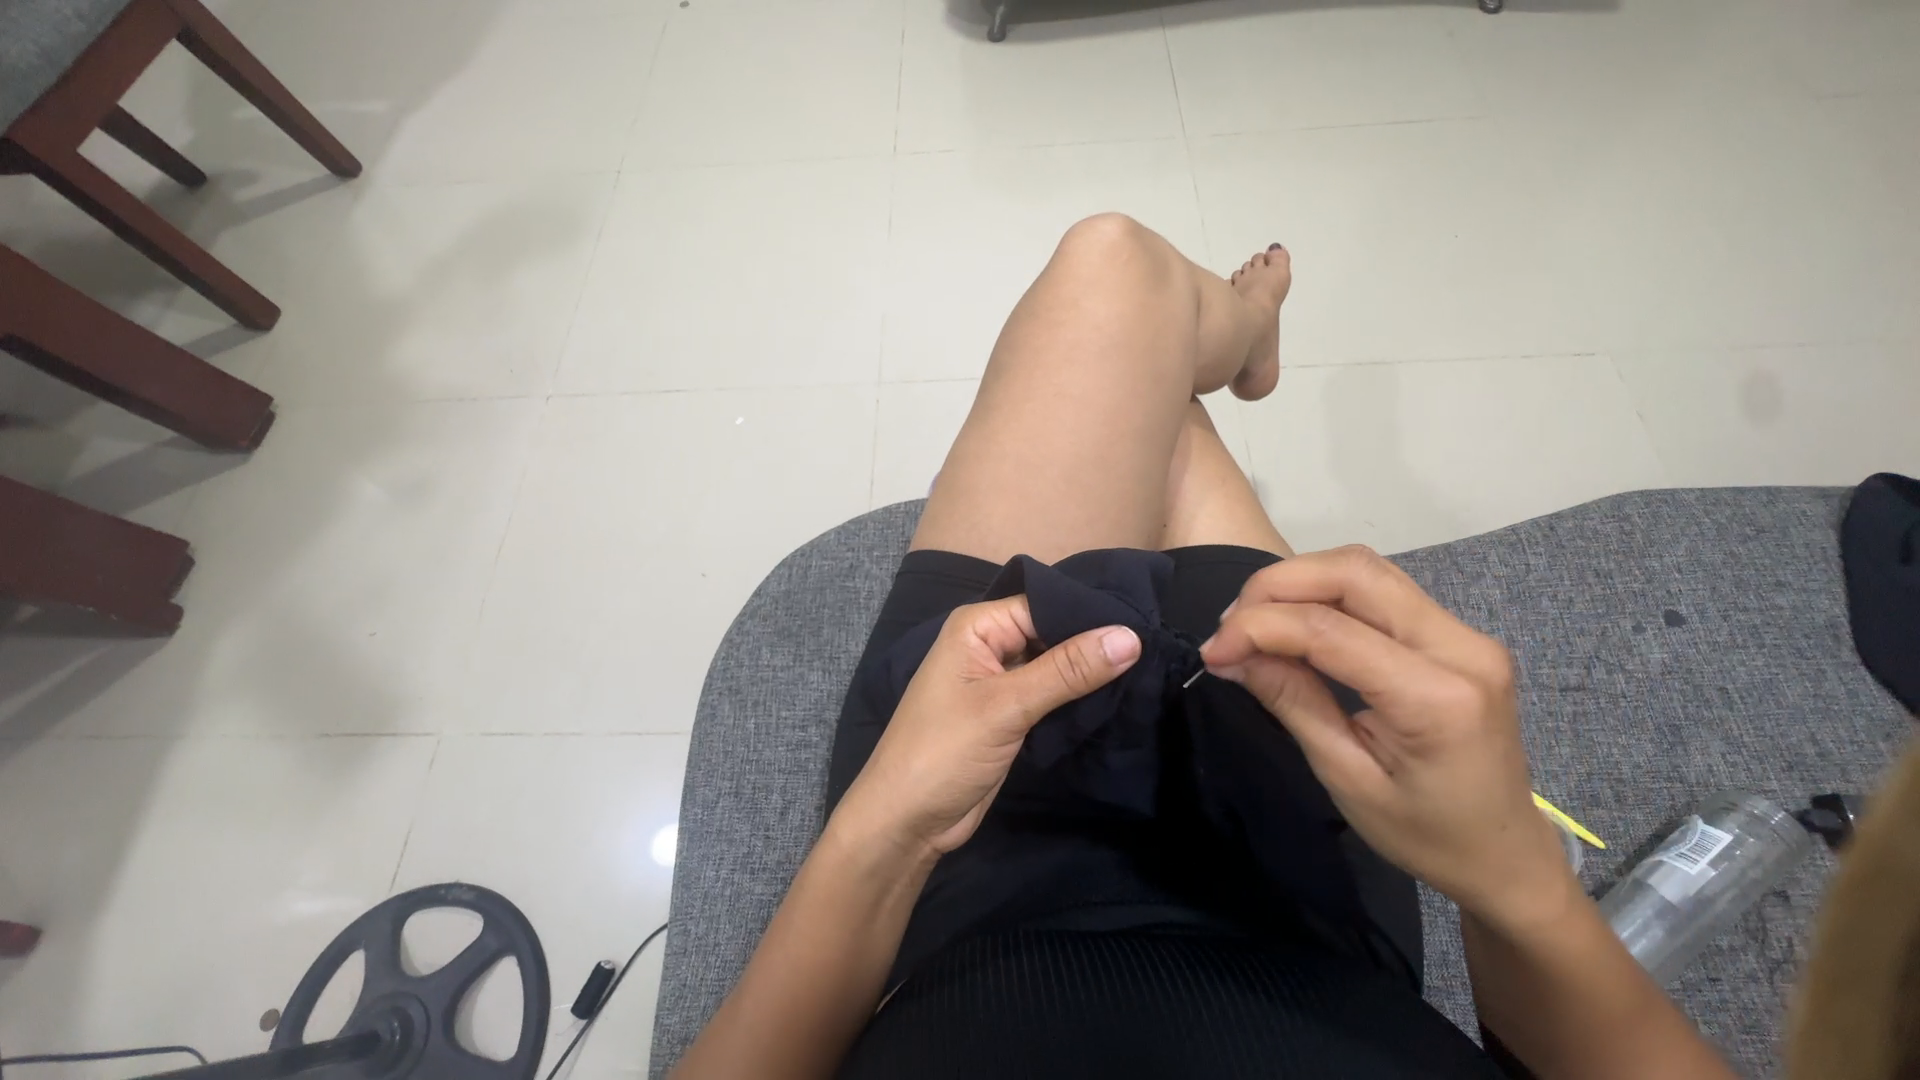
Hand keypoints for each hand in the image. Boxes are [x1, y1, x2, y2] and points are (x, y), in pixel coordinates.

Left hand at [833, 596, 1140, 859]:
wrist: (907, 822)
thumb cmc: (944, 752)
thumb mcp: (1007, 707)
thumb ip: (1068, 671)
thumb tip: (1130, 637)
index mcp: (978, 626)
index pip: (1046, 605)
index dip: (1091, 615)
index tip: (1145, 625)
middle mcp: (989, 645)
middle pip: (1054, 633)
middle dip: (1095, 645)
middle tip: (1155, 651)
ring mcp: (1001, 682)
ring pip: (1057, 667)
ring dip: (1091, 675)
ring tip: (1148, 673)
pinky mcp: (1011, 716)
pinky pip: (1053, 696)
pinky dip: (1078, 700)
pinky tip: (1118, 701)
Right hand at [1200, 546, 1572, 928]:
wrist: (1505, 854)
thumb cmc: (1425, 833)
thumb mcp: (1346, 777)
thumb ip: (1292, 701)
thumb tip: (1230, 653)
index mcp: (1438, 698)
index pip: (1329, 629)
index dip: (1258, 627)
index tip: (1212, 651)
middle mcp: (1461, 647)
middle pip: (1354, 572)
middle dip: (1276, 585)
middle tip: (1230, 624)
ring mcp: (1464, 634)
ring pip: (1365, 569)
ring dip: (1298, 583)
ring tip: (1253, 622)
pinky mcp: (1454, 632)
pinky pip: (1378, 589)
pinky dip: (1323, 593)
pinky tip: (1292, 622)